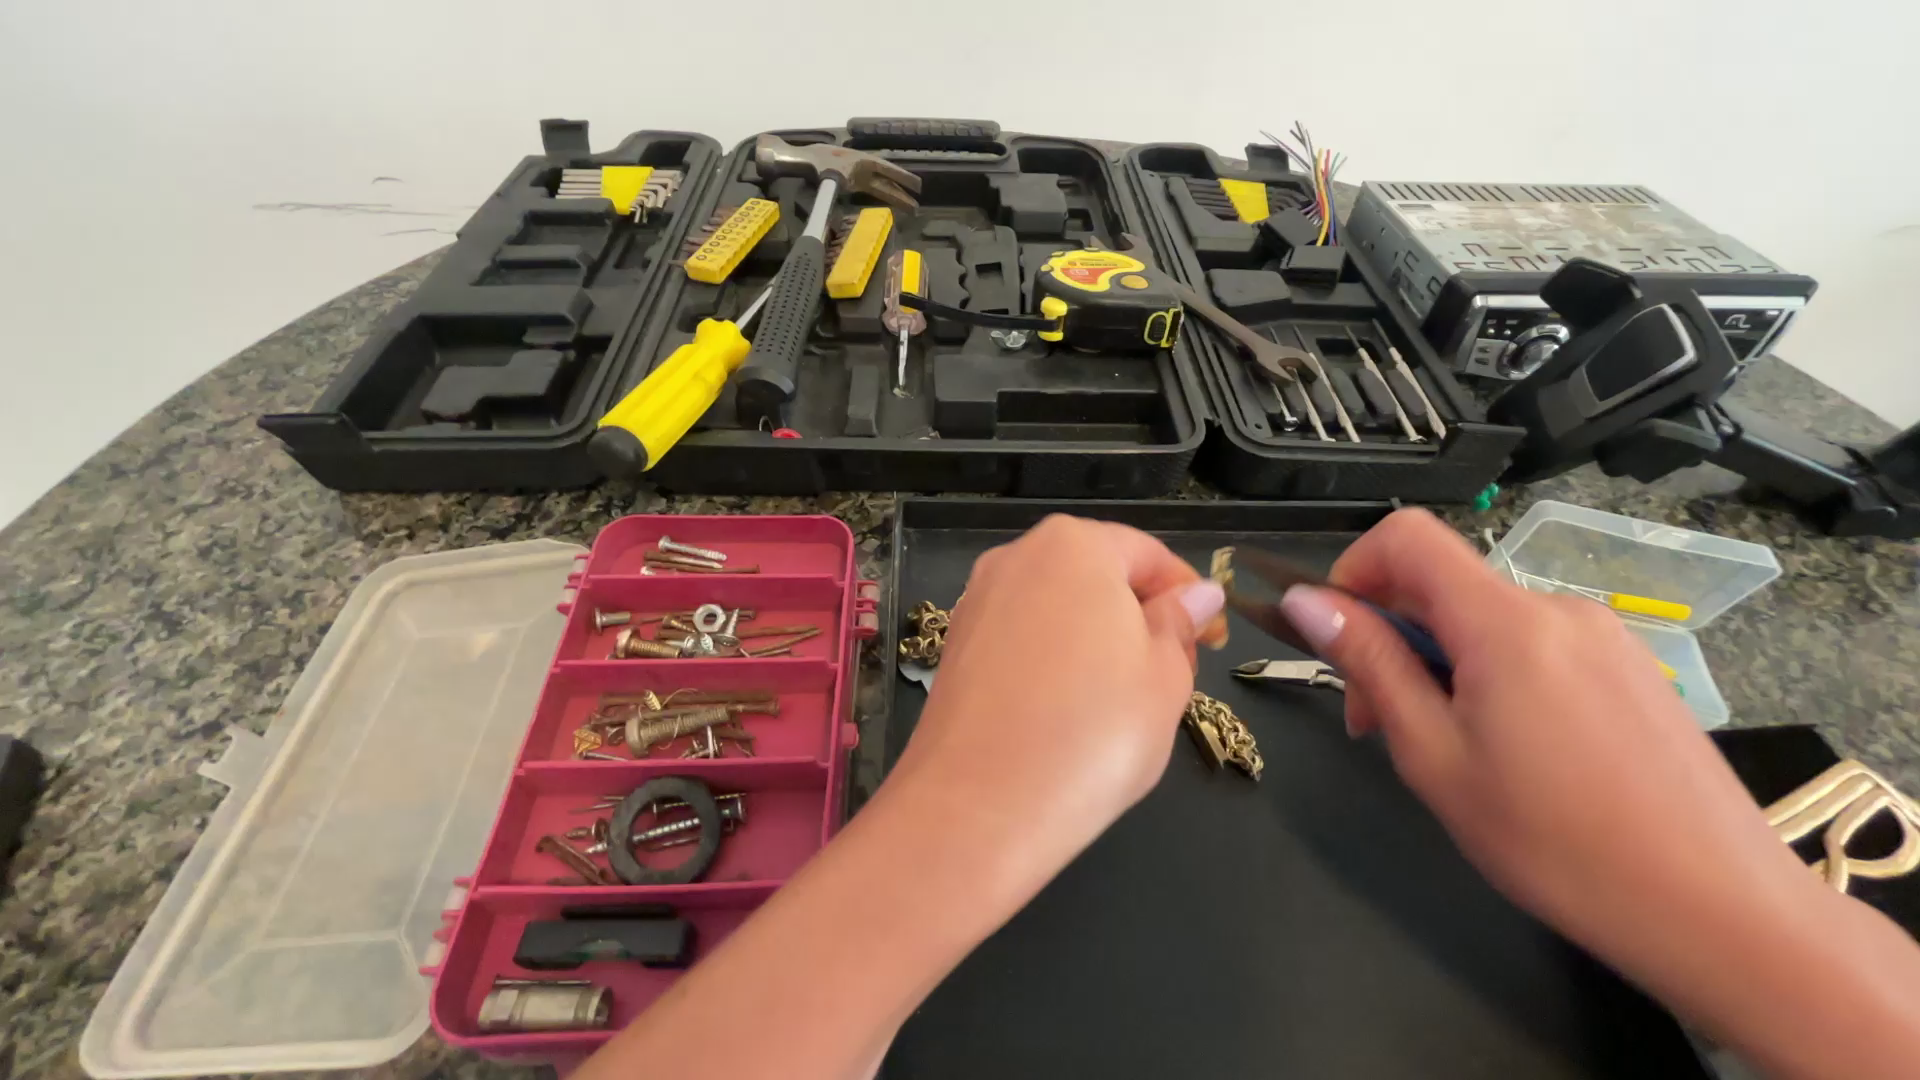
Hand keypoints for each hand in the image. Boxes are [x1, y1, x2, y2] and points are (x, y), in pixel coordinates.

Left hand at [887, 515, 1223, 882]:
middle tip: (1173, 676)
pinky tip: (1068, 709)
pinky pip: (1021, 638)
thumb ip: (1179, 623)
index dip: (1188, 596)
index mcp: (1073, 545)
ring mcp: (977, 602)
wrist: (980, 804)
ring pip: (1057, 608)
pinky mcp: (955, 647)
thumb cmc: (1094, 730)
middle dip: (1139, 617)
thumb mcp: (1165, 675)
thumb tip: (1196, 594)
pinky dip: (1053, 660)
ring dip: (1097, 639)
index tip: (1211, 641)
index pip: (1147, 554)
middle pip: (1097, 575)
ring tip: (1122, 699)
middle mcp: (1015, 558)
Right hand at [1277, 508, 1811, 951]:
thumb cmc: (1554, 841)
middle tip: (1375, 723)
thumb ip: (1369, 662)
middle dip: (1389, 637)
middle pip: (1441, 585)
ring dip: (1436, 664)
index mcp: (1505, 622)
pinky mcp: (1628, 668)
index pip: (1406, 536)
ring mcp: (1603, 636)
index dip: (1354, 569)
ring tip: (1439, 746)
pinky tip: (1502, 748)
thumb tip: (1305, 600)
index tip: (1336, 635)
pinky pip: (1530, 645)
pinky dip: (1487, 675)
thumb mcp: (1433, 753)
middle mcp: (1557, 610)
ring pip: (1481, 621)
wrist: (1724, 916)